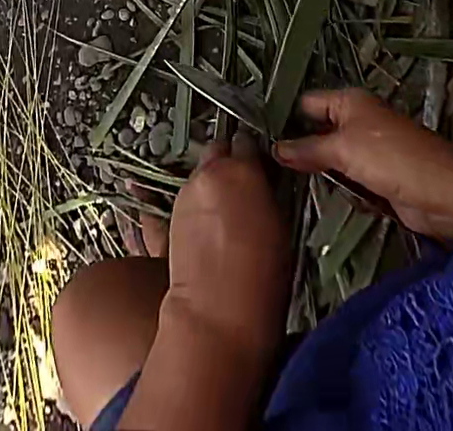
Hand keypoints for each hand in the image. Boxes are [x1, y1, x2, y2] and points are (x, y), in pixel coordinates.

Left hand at [162, 132, 290, 356]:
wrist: (215, 309)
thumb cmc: (262, 276)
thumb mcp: (281, 226)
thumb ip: (268, 191)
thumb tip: (265, 179)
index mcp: (241, 171)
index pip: (247, 143)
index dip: (256, 153)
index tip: (263, 165)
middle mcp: (209, 173)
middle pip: (218, 150)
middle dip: (230, 159)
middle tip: (246, 182)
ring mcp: (186, 189)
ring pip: (203, 171)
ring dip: (215, 180)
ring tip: (229, 207)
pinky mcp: (171, 208)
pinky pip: (190, 193)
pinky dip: (201, 199)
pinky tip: (212, 222)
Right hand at [273, 89, 452, 238]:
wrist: (451, 196)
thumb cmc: (393, 160)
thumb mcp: (342, 150)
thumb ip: (305, 150)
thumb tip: (275, 149)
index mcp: (348, 102)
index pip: (305, 103)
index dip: (285, 117)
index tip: (260, 135)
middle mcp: (357, 122)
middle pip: (316, 133)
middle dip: (300, 149)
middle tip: (271, 165)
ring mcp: (369, 151)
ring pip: (331, 160)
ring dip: (322, 173)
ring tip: (296, 184)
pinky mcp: (380, 178)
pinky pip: (350, 181)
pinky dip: (345, 190)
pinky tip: (338, 198)